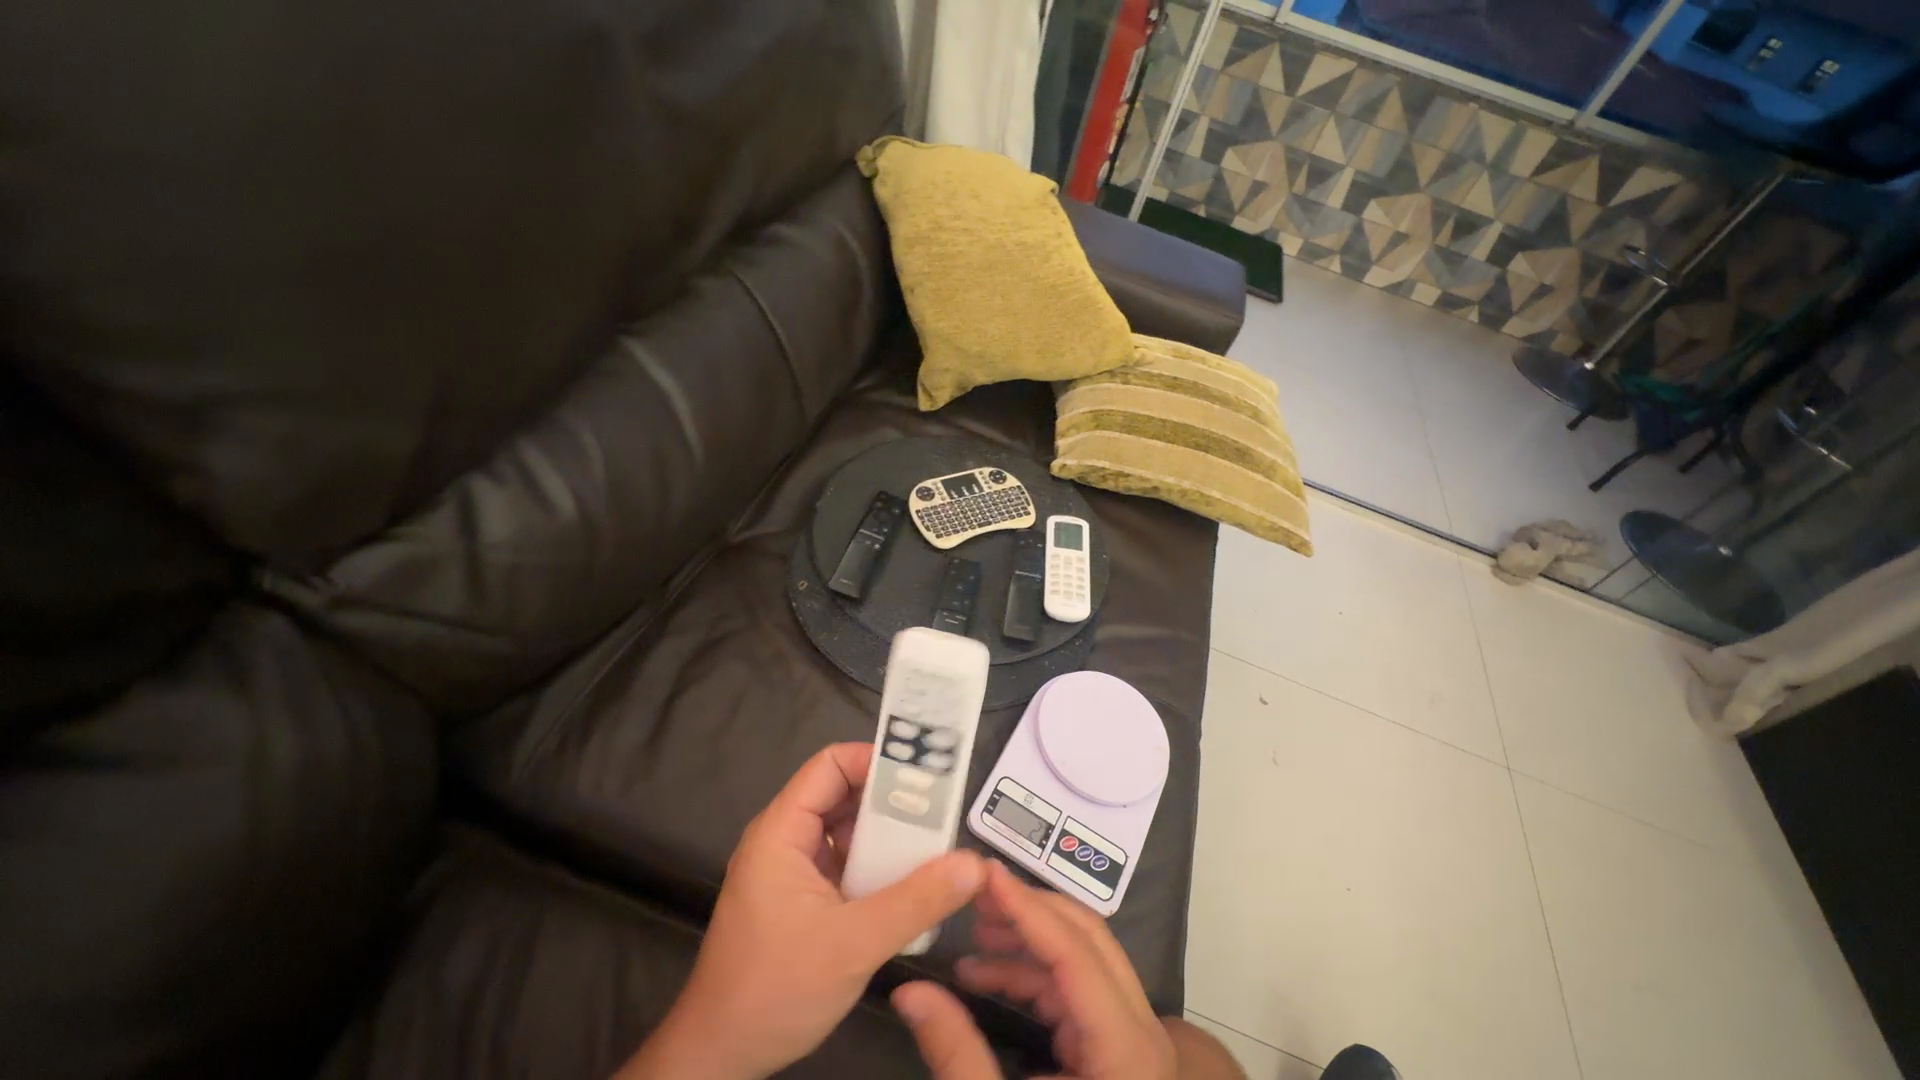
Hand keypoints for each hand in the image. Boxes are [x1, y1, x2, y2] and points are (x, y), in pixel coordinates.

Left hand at [618, 743, 987, 1079]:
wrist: (720, 1055)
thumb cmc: (775, 989)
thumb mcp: (855, 943)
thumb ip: (917, 900)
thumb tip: (973, 865)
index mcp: (782, 832)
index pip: (830, 766)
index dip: (877, 762)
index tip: (927, 779)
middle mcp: (784, 842)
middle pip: (843, 798)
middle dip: (893, 804)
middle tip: (944, 818)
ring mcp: (791, 873)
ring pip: (847, 835)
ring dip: (888, 841)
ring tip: (937, 852)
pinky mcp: (800, 902)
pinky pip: (844, 868)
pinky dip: (876, 871)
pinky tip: (912, 889)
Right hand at [891, 862, 1176, 1079]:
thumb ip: (956, 1054)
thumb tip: (909, 990)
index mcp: (1125, 1049)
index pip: (1074, 953)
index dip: (1026, 908)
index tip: (982, 871)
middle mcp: (1140, 1031)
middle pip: (1088, 941)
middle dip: (1027, 913)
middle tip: (970, 896)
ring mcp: (1132, 1039)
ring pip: (1083, 960)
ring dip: (1026, 943)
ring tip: (969, 939)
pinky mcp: (1117, 1049)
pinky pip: (1076, 991)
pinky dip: (1031, 976)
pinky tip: (984, 976)